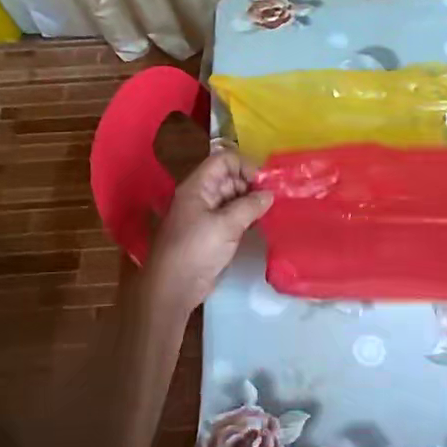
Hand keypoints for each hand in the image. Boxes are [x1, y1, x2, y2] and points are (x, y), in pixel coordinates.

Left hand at [145, 150, 273, 312]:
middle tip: (274, 199)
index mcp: (198, 186)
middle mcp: (201, 196)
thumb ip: (250, 206)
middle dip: (252, 185)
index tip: (265, 184)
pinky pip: (231, 216)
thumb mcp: (226, 225)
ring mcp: (206, 215)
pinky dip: (246, 217)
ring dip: (251, 202)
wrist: (173, 286)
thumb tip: (270, 194)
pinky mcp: (211, 233)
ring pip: (232, 198)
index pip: (224, 160)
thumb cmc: (196, 250)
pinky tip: (260, 224)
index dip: (245, 166)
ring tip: (271, 211)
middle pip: (230, 178)